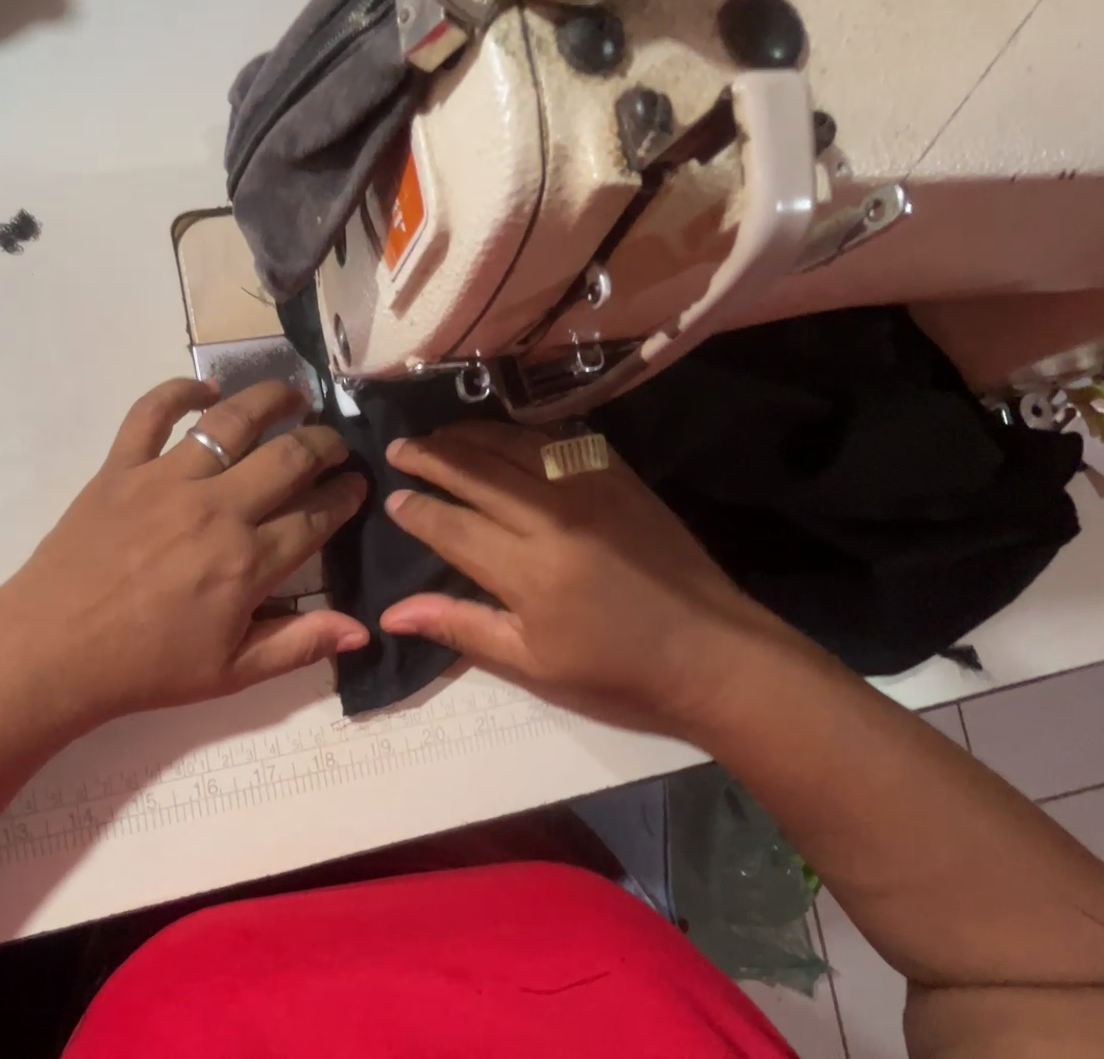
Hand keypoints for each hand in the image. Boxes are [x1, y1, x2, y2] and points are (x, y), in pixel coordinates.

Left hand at [0, 379, 368, 728]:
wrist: (53, 652)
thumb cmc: (147, 667)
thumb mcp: (232, 672)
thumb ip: (300, 645)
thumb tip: (364, 629)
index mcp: (248, 561)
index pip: (316, 515)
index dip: (345, 495)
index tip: (357, 484)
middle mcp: (216, 509)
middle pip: (289, 457)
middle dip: (325, 443)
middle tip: (335, 443)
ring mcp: (166, 481)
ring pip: (231, 421)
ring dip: (271, 399)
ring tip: (293, 395)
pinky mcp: (120, 468)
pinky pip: (151, 413)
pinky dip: (179, 392)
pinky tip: (205, 391)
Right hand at [379, 422, 820, 735]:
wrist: (712, 653)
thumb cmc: (616, 671)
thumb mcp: (531, 662)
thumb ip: (460, 625)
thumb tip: (391, 612)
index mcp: (527, 570)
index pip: (452, 526)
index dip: (417, 511)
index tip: (391, 498)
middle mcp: (552, 516)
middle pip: (476, 472)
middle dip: (431, 457)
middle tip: (399, 447)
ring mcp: (590, 488)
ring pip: (514, 445)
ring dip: (470, 436)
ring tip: (439, 434)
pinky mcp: (620, 477)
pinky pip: (561, 439)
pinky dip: (523, 433)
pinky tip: (504, 434)